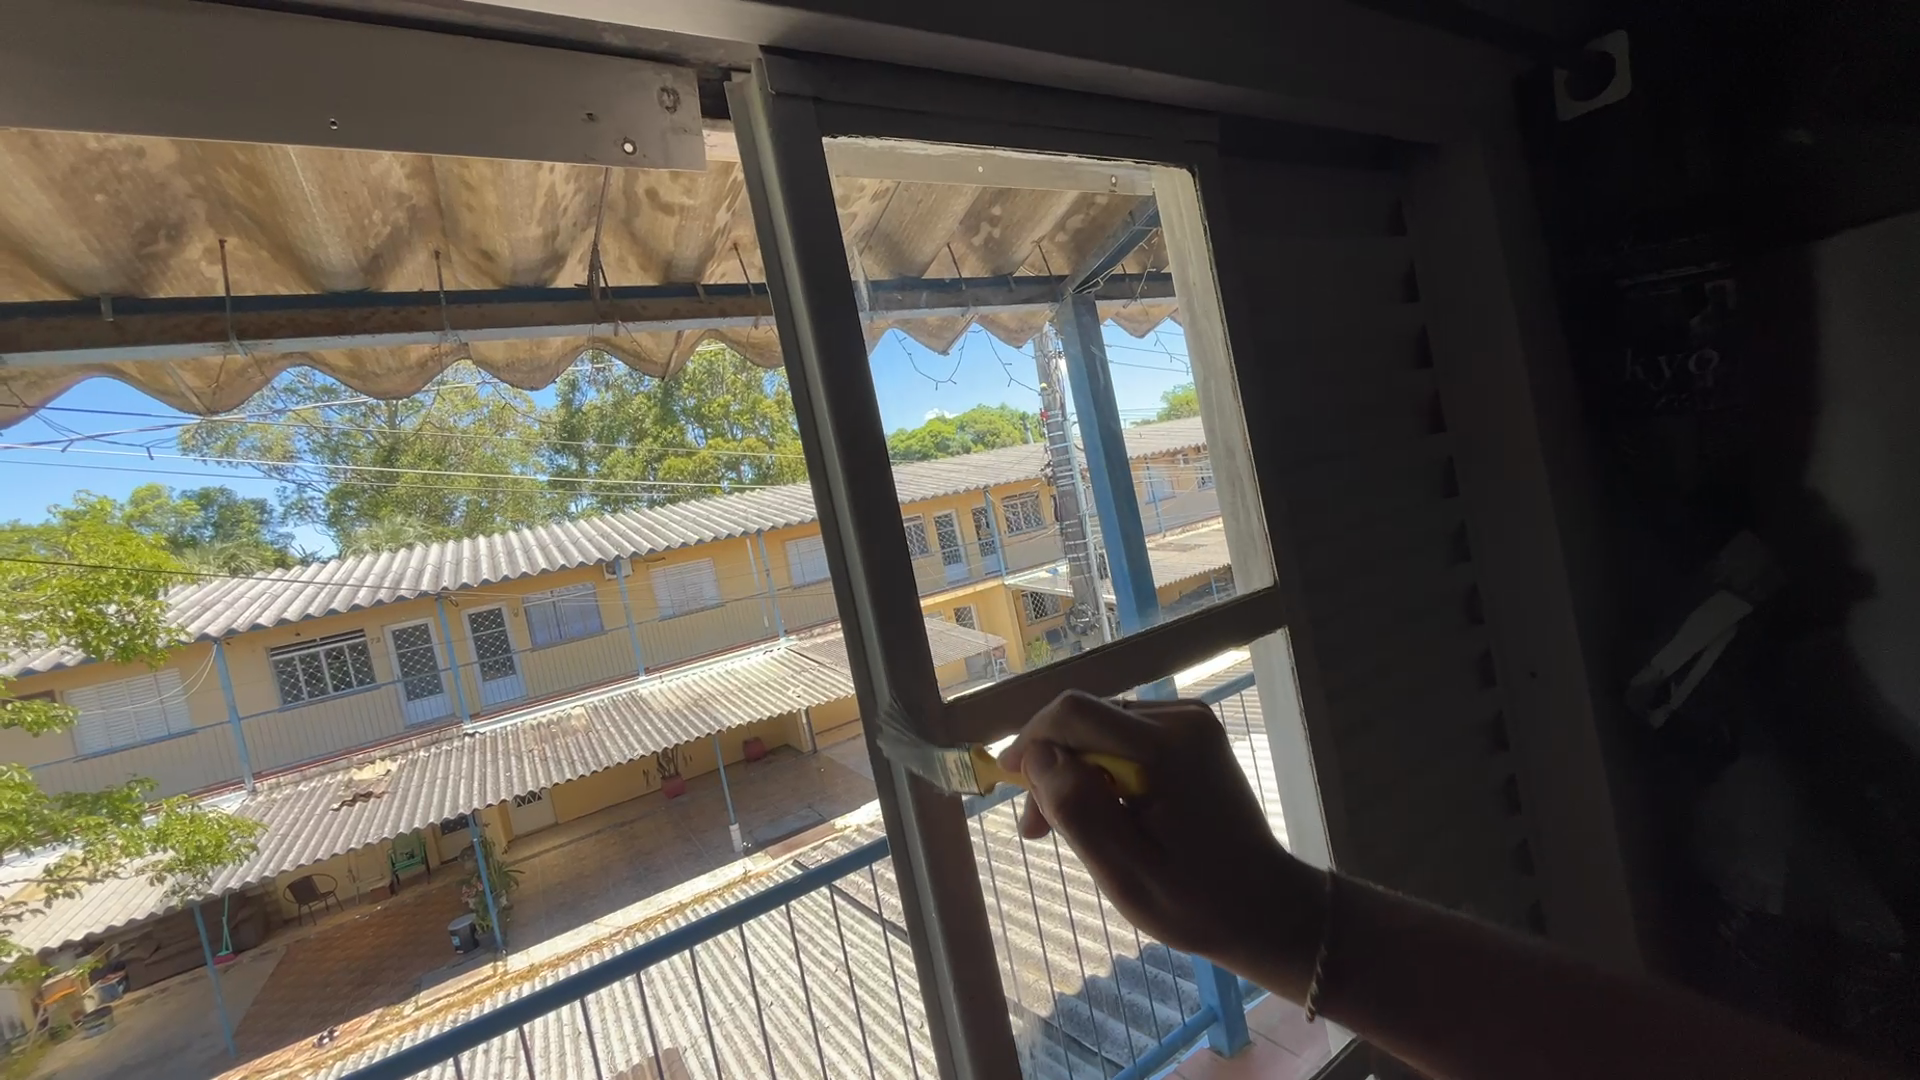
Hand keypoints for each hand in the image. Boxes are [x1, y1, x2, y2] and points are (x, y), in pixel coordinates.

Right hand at [998, 691, 1323, 983]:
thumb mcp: (1126, 874)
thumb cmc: (1196, 902)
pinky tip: (1106, 806)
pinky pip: (1124, 733)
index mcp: (1166, 749)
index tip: (1009, 779)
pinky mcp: (1192, 730)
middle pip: (1086, 717)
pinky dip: (1103, 765)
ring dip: (1076, 768)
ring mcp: (1190, 721)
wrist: (1268, 906)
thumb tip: (1035, 754)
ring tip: (1071, 825)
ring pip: (1101, 725)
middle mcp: (1181, 719)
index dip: (1032, 738)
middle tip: (1037, 826)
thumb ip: (1077, 809)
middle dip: (1052, 763)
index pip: (1074, 712)